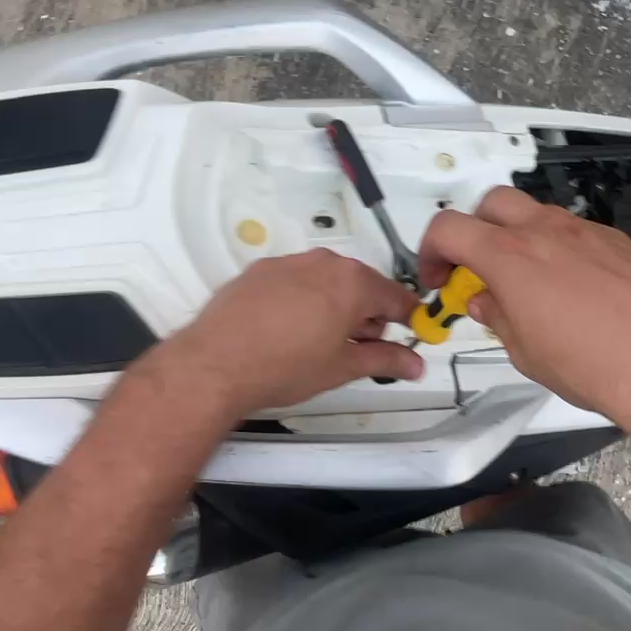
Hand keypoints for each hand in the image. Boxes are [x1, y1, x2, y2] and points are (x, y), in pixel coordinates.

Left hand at [129, 249, 423, 419]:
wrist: (213, 366)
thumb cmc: (286, 367)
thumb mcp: (343, 367)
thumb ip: (386, 360)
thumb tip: (417, 365)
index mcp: (352, 282)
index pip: (397, 297)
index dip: (410, 318)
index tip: (416, 334)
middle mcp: (324, 262)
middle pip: (362, 286)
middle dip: (369, 314)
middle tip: (359, 349)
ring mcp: (288, 263)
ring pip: (328, 281)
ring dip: (337, 306)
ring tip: (321, 342)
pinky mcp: (259, 270)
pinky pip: (297, 281)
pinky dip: (305, 300)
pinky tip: (290, 330)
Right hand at [417, 187, 630, 432]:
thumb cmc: (594, 363)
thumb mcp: (525, 352)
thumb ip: (498, 317)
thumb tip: (486, 301)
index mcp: (510, 256)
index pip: (449, 229)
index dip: (431, 251)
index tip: (437, 276)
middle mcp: (547, 231)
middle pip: (493, 204)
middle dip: (476, 230)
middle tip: (477, 270)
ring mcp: (587, 232)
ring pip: (539, 215)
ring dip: (521, 239)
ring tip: (527, 285)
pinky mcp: (620, 243)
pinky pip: (578, 234)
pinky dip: (562, 250)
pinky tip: (574, 291)